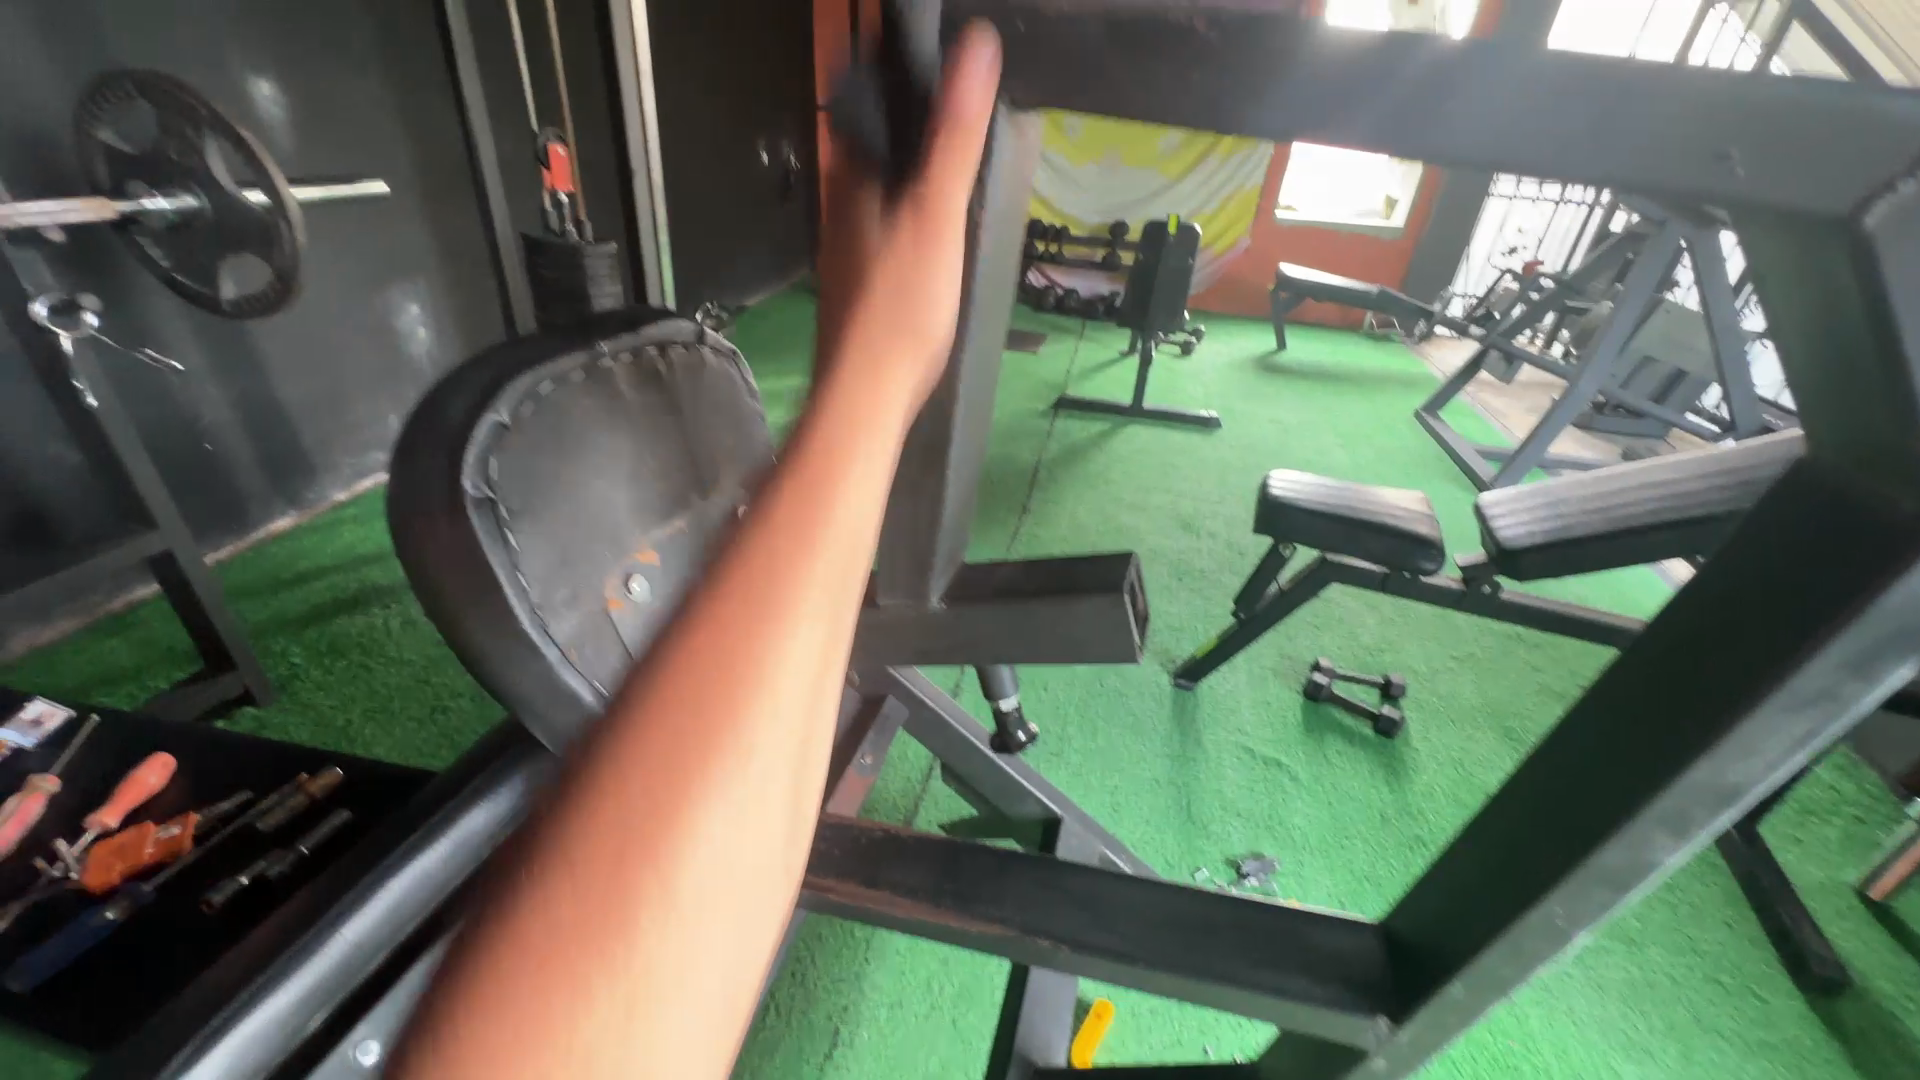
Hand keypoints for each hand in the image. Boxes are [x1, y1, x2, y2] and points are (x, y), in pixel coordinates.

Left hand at [815, 21, 1002, 413]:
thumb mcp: (937, 215)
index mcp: (851, 177)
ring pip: (880, 190)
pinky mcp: (861, 284)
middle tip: (965, 114)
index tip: (942, 66)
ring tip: (960, 167)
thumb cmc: (901, 306)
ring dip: (912, 173)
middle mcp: (839, 205)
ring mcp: (847, 247)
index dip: (901, 76)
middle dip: (912, 127)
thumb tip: (977, 46)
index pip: (866, 99)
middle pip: (874, 146)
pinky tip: (937, 234)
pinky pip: (886, 230)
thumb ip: (954, 137)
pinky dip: (911, 217)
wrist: (869, 393)